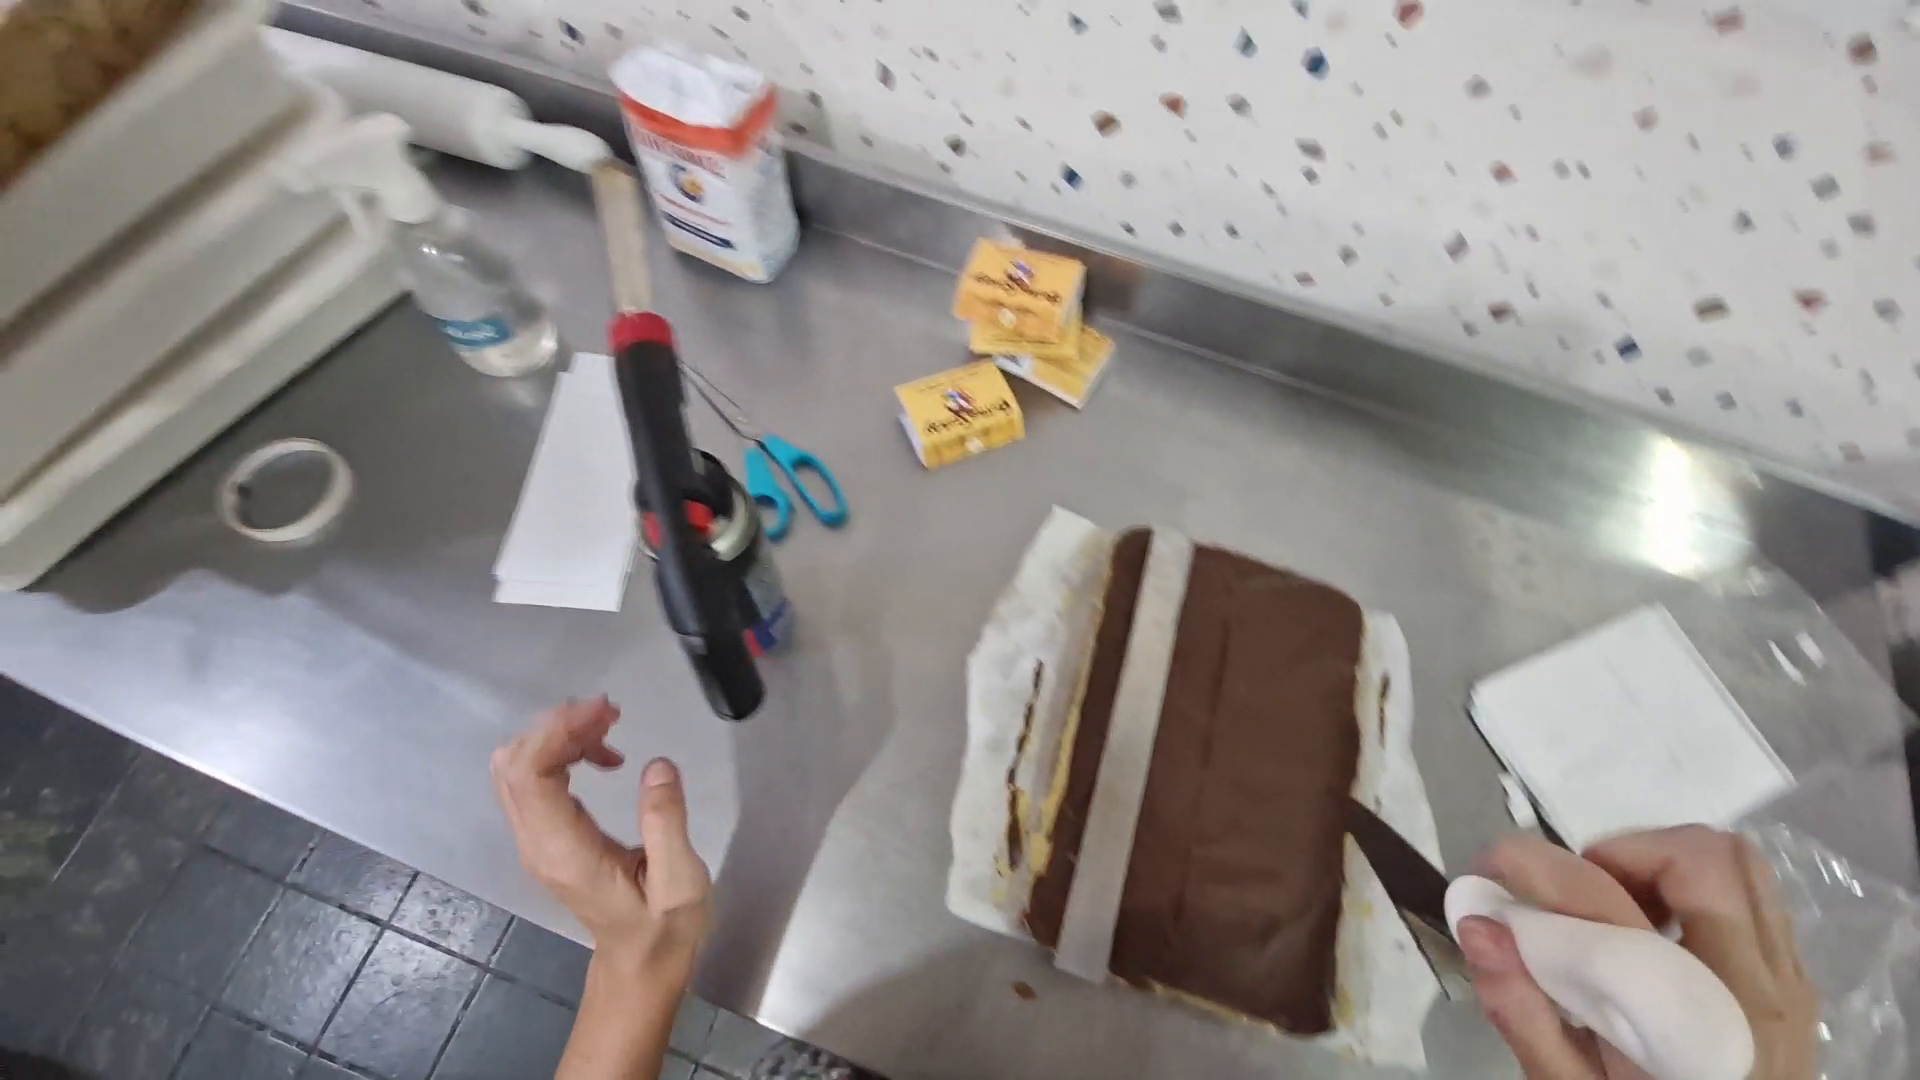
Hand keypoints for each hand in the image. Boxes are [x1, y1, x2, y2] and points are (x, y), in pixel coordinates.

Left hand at [491, 697, 711, 981]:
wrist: (641, 963)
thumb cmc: (664, 925)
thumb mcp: (680, 879)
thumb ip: (667, 822)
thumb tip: (657, 765)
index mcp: (564, 851)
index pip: (531, 776)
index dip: (558, 732)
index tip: (605, 710)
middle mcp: (538, 843)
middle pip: (516, 765)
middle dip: (558, 725)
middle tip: (612, 713)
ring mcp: (537, 840)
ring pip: (520, 768)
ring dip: (559, 735)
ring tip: (610, 726)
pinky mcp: (546, 836)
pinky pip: (535, 779)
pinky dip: (562, 751)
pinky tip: (604, 754)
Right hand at [1460, 827, 1816, 1079]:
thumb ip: (1523, 1013)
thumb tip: (1477, 925)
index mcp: (1693, 1009)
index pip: (1606, 893)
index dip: (1533, 861)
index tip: (1491, 874)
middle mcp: (1758, 982)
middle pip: (1701, 854)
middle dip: (1615, 853)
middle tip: (1569, 896)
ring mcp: (1787, 981)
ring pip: (1735, 864)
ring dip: (1653, 865)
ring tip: (1607, 908)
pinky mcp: (1792, 983)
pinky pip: (1748, 897)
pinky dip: (1684, 888)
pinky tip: (1645, 933)